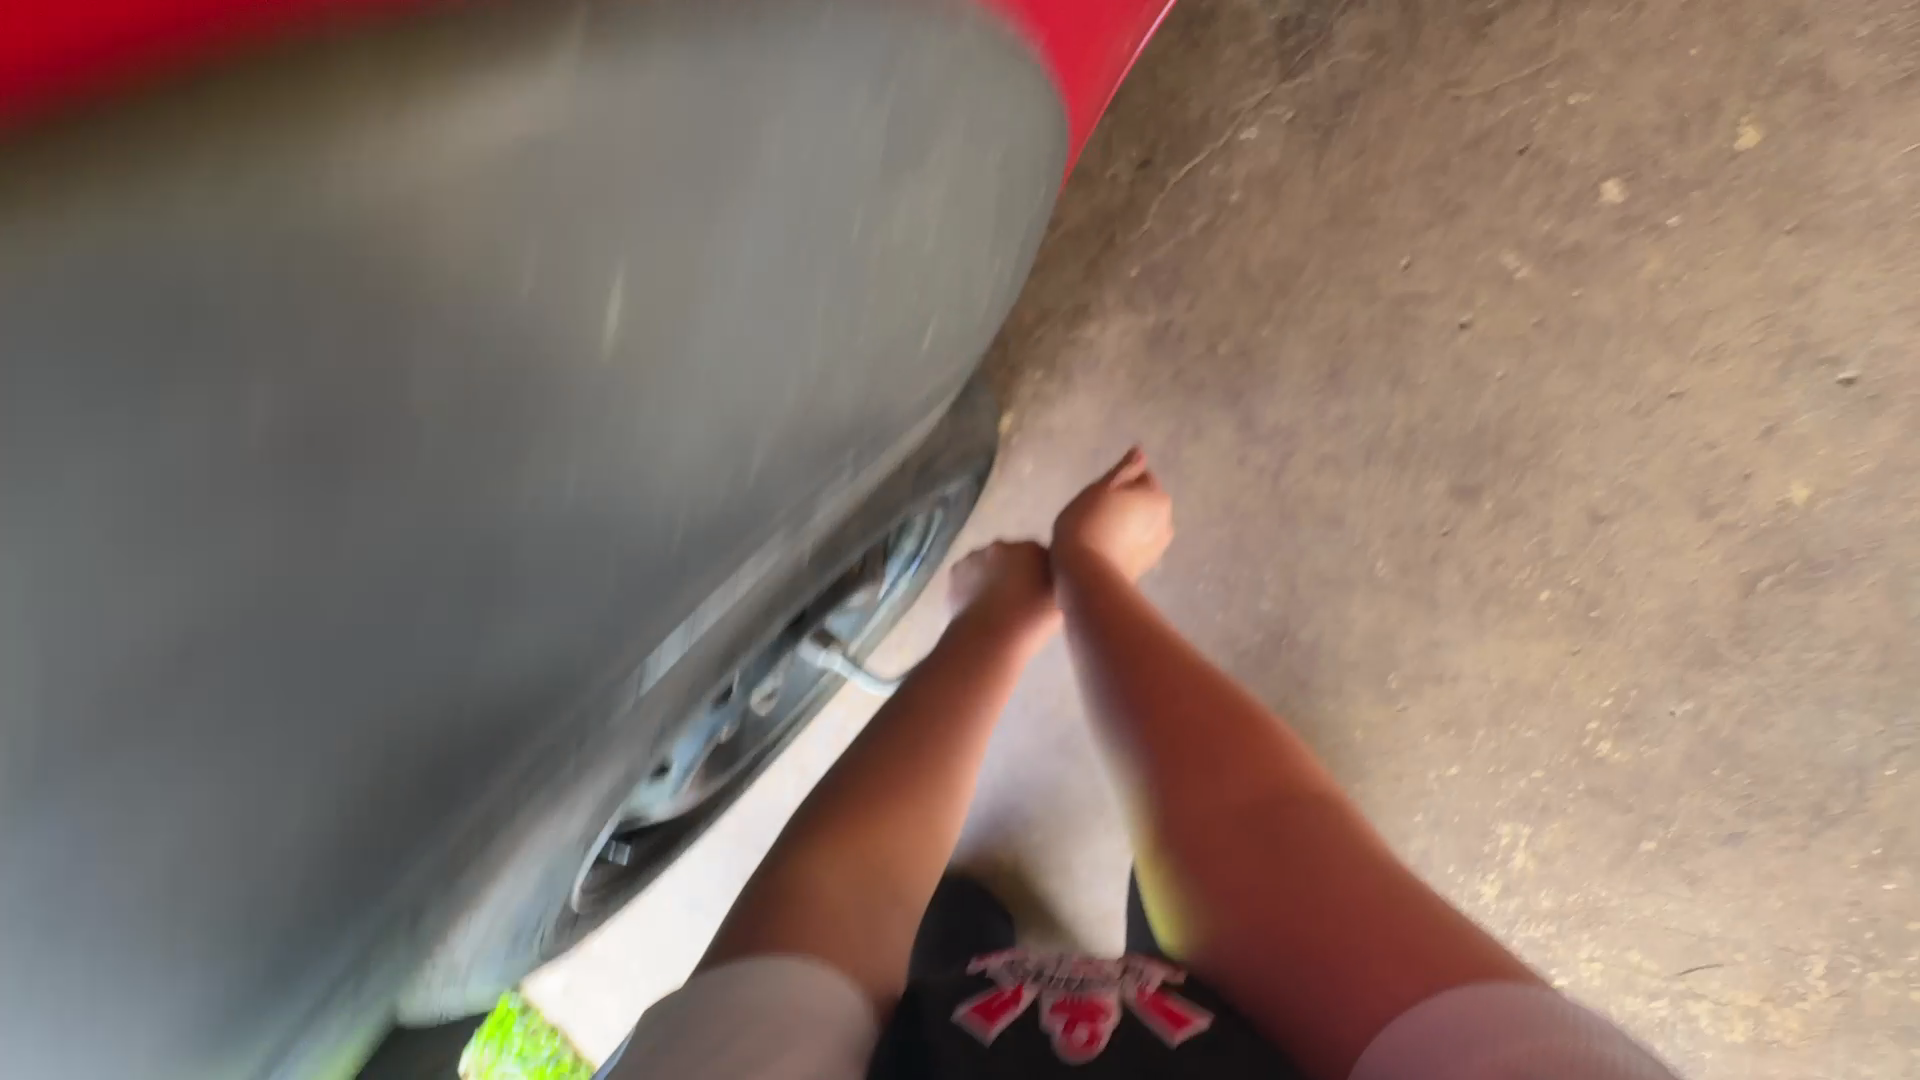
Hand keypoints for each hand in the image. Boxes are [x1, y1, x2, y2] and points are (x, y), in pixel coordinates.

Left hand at [947, 540, 1059, 642]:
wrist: (990, 636)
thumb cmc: (1031, 621)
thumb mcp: (1059, 601)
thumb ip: (1056, 582)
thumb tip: (1049, 578)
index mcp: (1031, 549)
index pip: (1037, 555)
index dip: (1037, 573)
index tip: (1037, 592)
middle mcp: (1001, 546)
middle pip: (1009, 557)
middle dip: (1012, 572)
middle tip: (1016, 600)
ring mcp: (974, 558)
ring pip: (985, 565)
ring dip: (989, 578)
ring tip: (994, 607)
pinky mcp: (954, 573)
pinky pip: (966, 577)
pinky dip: (970, 587)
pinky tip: (976, 607)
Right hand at [1052, 446, 1173, 581]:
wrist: (1086, 576)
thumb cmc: (1088, 524)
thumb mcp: (1101, 488)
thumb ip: (1124, 469)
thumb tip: (1140, 452)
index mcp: (1158, 497)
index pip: (1140, 478)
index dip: (1118, 483)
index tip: (1097, 496)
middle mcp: (1166, 521)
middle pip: (1143, 502)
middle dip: (1125, 504)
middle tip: (1094, 514)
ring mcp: (1158, 548)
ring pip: (1139, 526)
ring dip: (1124, 525)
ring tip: (1097, 534)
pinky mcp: (1145, 568)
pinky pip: (1134, 546)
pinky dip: (1123, 544)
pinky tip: (1102, 550)